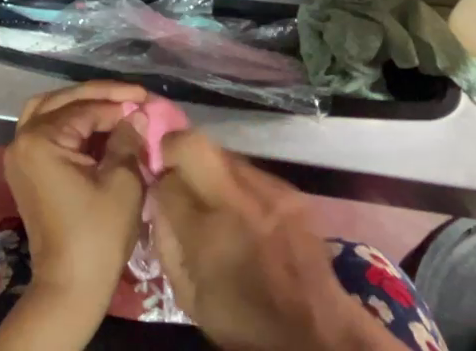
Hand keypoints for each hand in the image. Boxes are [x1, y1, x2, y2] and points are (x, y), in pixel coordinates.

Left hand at [3, 81, 148, 311]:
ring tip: (115, 108)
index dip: (117, 101)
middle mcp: (21, 140)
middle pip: (60, 101)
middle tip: (132, 97)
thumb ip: (127, 140)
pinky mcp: (24, 171)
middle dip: (97, 97)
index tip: (147, 98)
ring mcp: (19, 155)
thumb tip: (135, 115)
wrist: (70, 286)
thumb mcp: (122, 182)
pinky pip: (45, 134)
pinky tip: (98, 130)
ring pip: (48, 113)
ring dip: (81, 108)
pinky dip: (70, 127)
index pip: (83, 107)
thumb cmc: (98, 235)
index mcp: (40, 139)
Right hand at [151, 130, 404, 350]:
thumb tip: (159, 201)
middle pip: (193, 144)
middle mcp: (239, 202)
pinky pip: (249, 170)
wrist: (317, 333)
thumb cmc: (244, 321)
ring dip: (208, 167)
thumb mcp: (187, 295)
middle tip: (173, 170)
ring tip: (211, 196)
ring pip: (222, 152)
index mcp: (208, 234)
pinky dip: (236, 181)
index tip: (158, 187)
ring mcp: (270, 192)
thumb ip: (166, 241)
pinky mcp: (291, 191)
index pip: (167, 181)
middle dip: (175, 150)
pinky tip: (241, 208)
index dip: (158, 181)